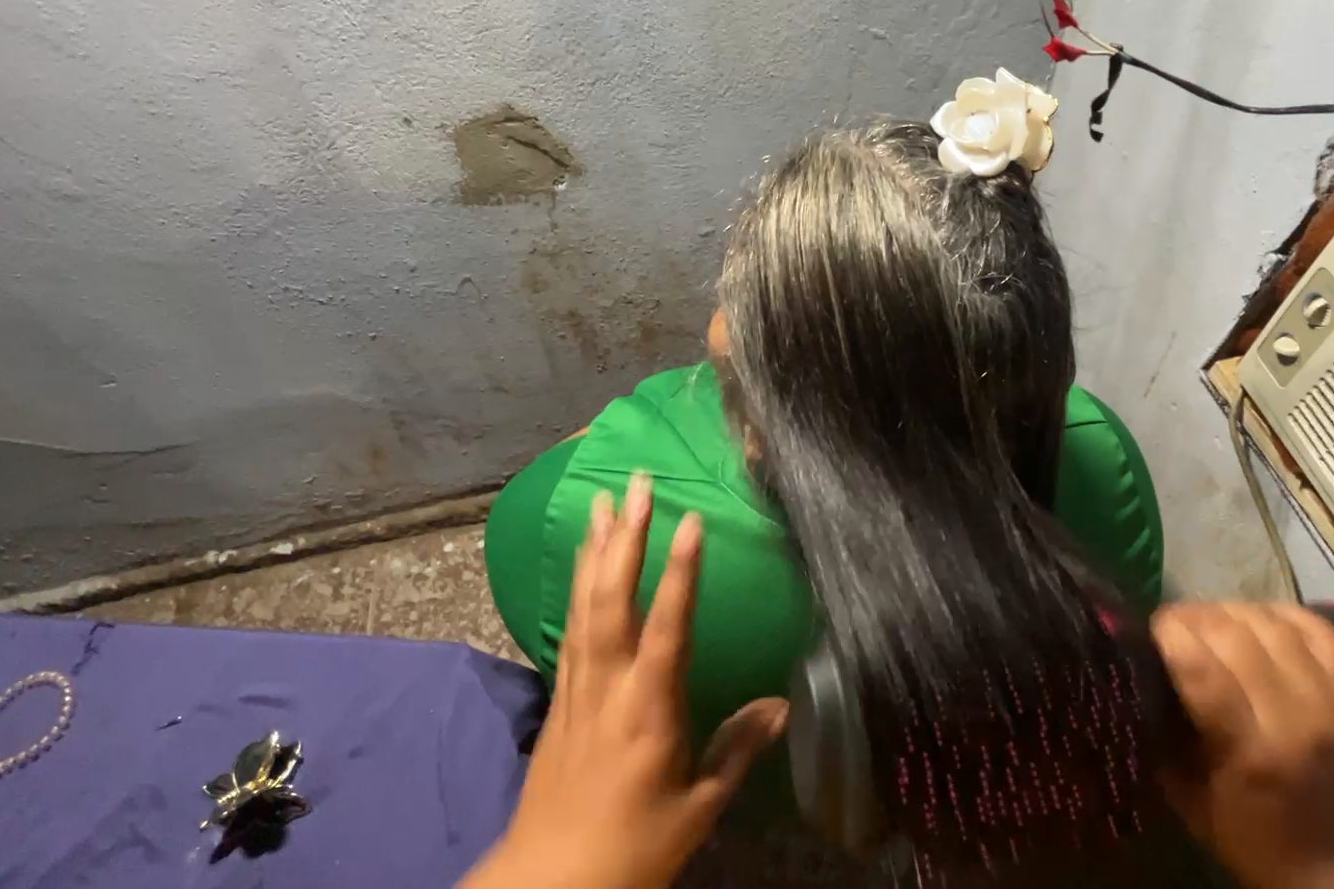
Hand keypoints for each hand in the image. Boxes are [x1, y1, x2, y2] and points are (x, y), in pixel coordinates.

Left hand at [460, 475, 789, 888]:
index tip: (689, 519)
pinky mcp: (560, 697)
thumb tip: (784, 705)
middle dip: (625, 537)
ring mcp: (578, 687)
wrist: (549, 881)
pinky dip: (577, 587)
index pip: (668, 627)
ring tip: (601, 501)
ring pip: (584, 605)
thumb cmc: (634, 844)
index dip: (680, 572)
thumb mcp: (699, 805)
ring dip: (595, 549)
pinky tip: (581, 564)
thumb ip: (738, 748)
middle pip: (613, 599)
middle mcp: (608, 686)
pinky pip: (569, 628)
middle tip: (634, 483)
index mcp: (648, 709)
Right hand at [1152, 603, 1333, 888]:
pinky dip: (1278, 614)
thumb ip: (1161, 727)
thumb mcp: (1184, 792)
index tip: (1149, 630)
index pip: (1201, 666)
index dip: (1168, 633)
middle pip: (1235, 634)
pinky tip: (1256, 622)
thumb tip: (1133, 662)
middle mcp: (1297, 720)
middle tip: (1175, 626)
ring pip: (1272, 623)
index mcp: (1249, 752)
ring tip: (1212, 622)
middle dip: (1193, 617)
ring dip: (1231, 612)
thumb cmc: (1248, 833)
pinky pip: (1316, 628)